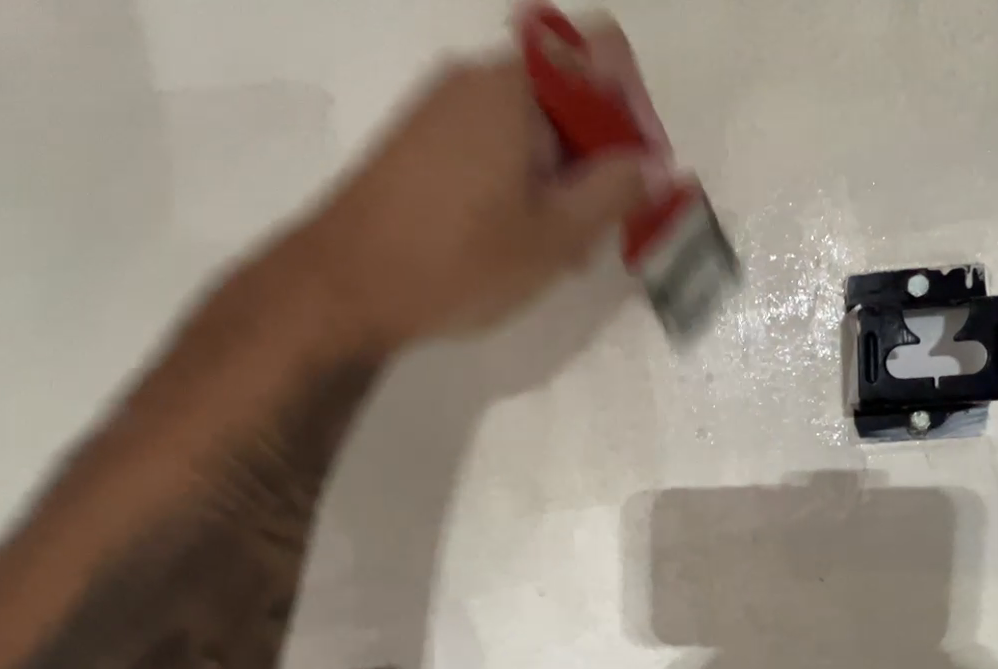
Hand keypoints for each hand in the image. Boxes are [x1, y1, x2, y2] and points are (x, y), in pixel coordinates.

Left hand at [290, 19, 657, 352]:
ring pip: (531, 126)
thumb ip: (617, 193)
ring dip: (563, 180)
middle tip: (601, 231)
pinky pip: (493, 145)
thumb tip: (656, 166)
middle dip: (600, 157)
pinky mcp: (418, 143)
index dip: (636, 109)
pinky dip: (522, 184)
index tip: (637, 177)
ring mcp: (441, 108)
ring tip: (559, 251)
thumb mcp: (556, 235)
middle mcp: (476, 78)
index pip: (604, 50)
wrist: (341, 288)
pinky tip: (516, 243)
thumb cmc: (459, 260)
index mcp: (516, 84)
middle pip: (568, 92)